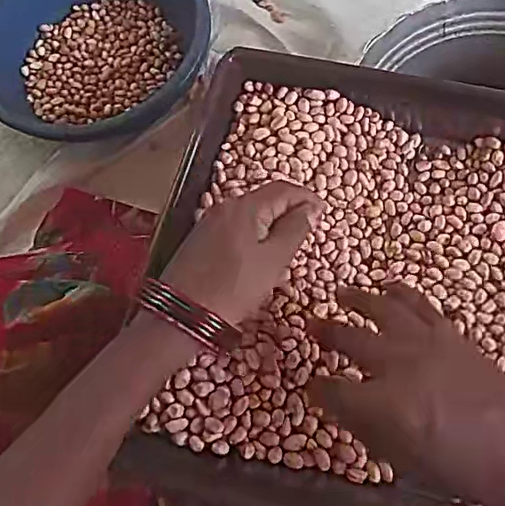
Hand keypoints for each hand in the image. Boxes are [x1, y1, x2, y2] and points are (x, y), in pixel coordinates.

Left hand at [159, 181, 320, 327]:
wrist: (182, 316)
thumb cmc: (231, 289)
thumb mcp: (273, 261)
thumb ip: (294, 230)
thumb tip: (310, 209)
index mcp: (244, 207)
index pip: (283, 189)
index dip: (306, 197)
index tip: (323, 211)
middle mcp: (224, 207)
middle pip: (265, 199)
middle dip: (289, 211)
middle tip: (309, 229)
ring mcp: (209, 223)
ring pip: (250, 215)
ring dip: (272, 224)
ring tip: (288, 246)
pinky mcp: (200, 241)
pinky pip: (235, 229)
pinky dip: (254, 235)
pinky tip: (260, 256)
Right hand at [308, 284, 504, 505]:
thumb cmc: (463, 468)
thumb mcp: (406, 463)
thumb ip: (368, 430)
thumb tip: (341, 407)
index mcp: (386, 404)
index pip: (335, 391)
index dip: (318, 389)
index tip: (311, 387)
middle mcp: (401, 365)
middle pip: (351, 339)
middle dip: (326, 333)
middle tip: (311, 327)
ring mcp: (426, 344)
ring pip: (381, 309)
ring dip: (357, 300)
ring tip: (341, 293)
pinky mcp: (449, 333)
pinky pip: (418, 304)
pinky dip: (399, 293)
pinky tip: (387, 287)